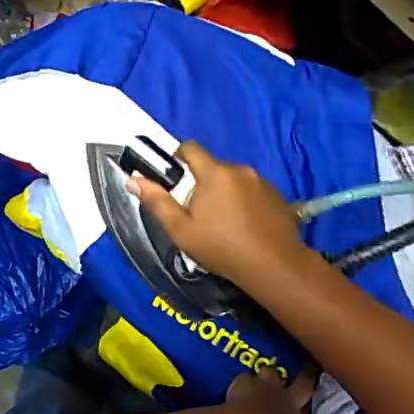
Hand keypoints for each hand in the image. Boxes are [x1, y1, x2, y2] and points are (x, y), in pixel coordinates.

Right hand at [129, 141, 312, 289]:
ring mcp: (264, 182)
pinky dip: (247, 202)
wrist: (273, 266)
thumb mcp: (181, 229)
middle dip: (203, 182)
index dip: (178, 157)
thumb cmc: (221, 247)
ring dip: (227, 192)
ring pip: (236, 179)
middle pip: (214, 167)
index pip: (191, 148)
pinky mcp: (280, 196)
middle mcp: (241, 170)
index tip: (174, 175)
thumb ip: (157, 202)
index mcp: (214, 173)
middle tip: (198, 212)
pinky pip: (255, 191)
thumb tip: (133, 180)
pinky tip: (247, 226)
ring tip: (225, 222)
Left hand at [224, 366, 317, 413]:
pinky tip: (240, 387)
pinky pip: (246, 376)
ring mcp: (267, 386)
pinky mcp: (245, 381)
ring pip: (272, 372)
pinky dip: (244, 381)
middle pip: (304, 382)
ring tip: (264, 379)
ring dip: (269, 376)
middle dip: (307, 375)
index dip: (313, 404)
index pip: (313, 410)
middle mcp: (288, 399)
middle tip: (309, 370)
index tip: (315, 399)